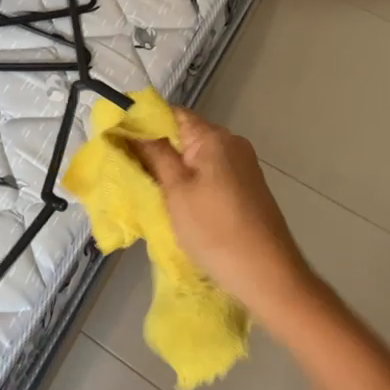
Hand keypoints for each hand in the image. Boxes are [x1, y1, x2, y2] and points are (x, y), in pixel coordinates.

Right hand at [127, 109, 316, 312]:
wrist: (271, 277)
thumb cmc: (216, 232)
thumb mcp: (175, 191)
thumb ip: (154, 154)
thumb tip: (133, 127)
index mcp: (213, 137)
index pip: (170, 112)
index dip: (142, 121)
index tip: (119, 139)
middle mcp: (232, 142)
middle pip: (184, 132)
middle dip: (156, 146)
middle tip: (129, 167)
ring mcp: (244, 164)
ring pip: (197, 153)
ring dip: (174, 165)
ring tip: (151, 187)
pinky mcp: (248, 185)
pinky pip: (212, 170)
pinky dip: (193, 179)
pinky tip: (180, 202)